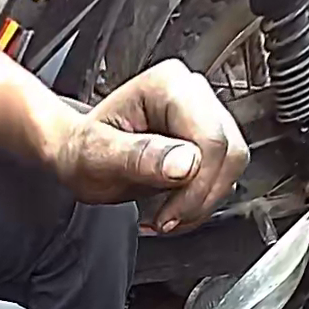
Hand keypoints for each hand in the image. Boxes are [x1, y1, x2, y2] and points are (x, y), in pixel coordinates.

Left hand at [45, 60, 248, 234]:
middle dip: (198, 198)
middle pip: (228, 153)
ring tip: (164, 217)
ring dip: (200, 204)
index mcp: (168, 87)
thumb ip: (140, 158)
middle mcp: (192, 95)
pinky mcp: (204, 144)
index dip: (195, 185)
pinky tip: (171, 211)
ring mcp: (202, 118)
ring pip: (230, 167)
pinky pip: (220, 178)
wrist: (77, 155)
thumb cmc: (82, 151)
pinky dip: (199, 204)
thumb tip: (185, 164)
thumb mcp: (99, 157)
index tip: (165, 215)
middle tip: (163, 220)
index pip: (210, 138)